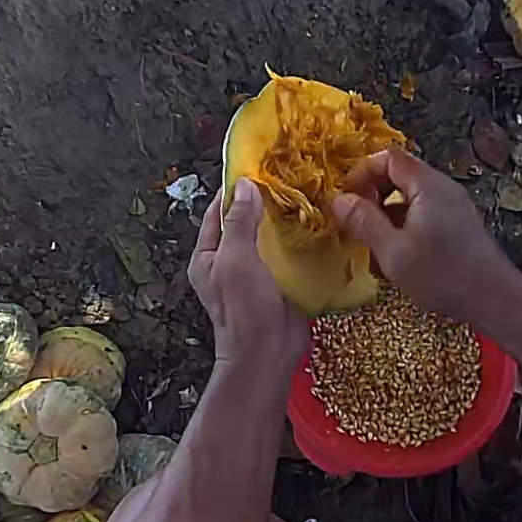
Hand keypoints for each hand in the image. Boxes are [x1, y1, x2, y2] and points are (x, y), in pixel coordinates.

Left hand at [188, 178, 308, 373]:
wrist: (267, 353)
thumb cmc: (244, 308)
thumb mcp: (236, 259)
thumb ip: (240, 222)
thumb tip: (245, 186)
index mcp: (207, 256)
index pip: (218, 213)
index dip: (234, 191)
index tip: (257, 168)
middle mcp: (228, 262)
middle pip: (244, 223)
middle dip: (262, 203)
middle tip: (287, 179)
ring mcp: (254, 273)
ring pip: (267, 238)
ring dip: (282, 221)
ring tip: (304, 196)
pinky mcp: (278, 282)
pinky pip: (286, 255)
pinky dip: (297, 240)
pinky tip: (314, 225)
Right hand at [332, 148, 521, 325]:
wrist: (494, 300)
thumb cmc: (442, 275)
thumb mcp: (393, 252)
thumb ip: (364, 223)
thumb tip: (338, 201)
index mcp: (428, 186)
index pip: (390, 157)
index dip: (362, 172)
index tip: (346, 199)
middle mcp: (443, 188)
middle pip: (400, 174)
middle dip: (372, 194)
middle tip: (355, 222)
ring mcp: (453, 206)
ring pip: (409, 197)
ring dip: (386, 213)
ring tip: (372, 244)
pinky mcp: (457, 225)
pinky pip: (422, 213)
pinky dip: (403, 226)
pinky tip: (395, 256)